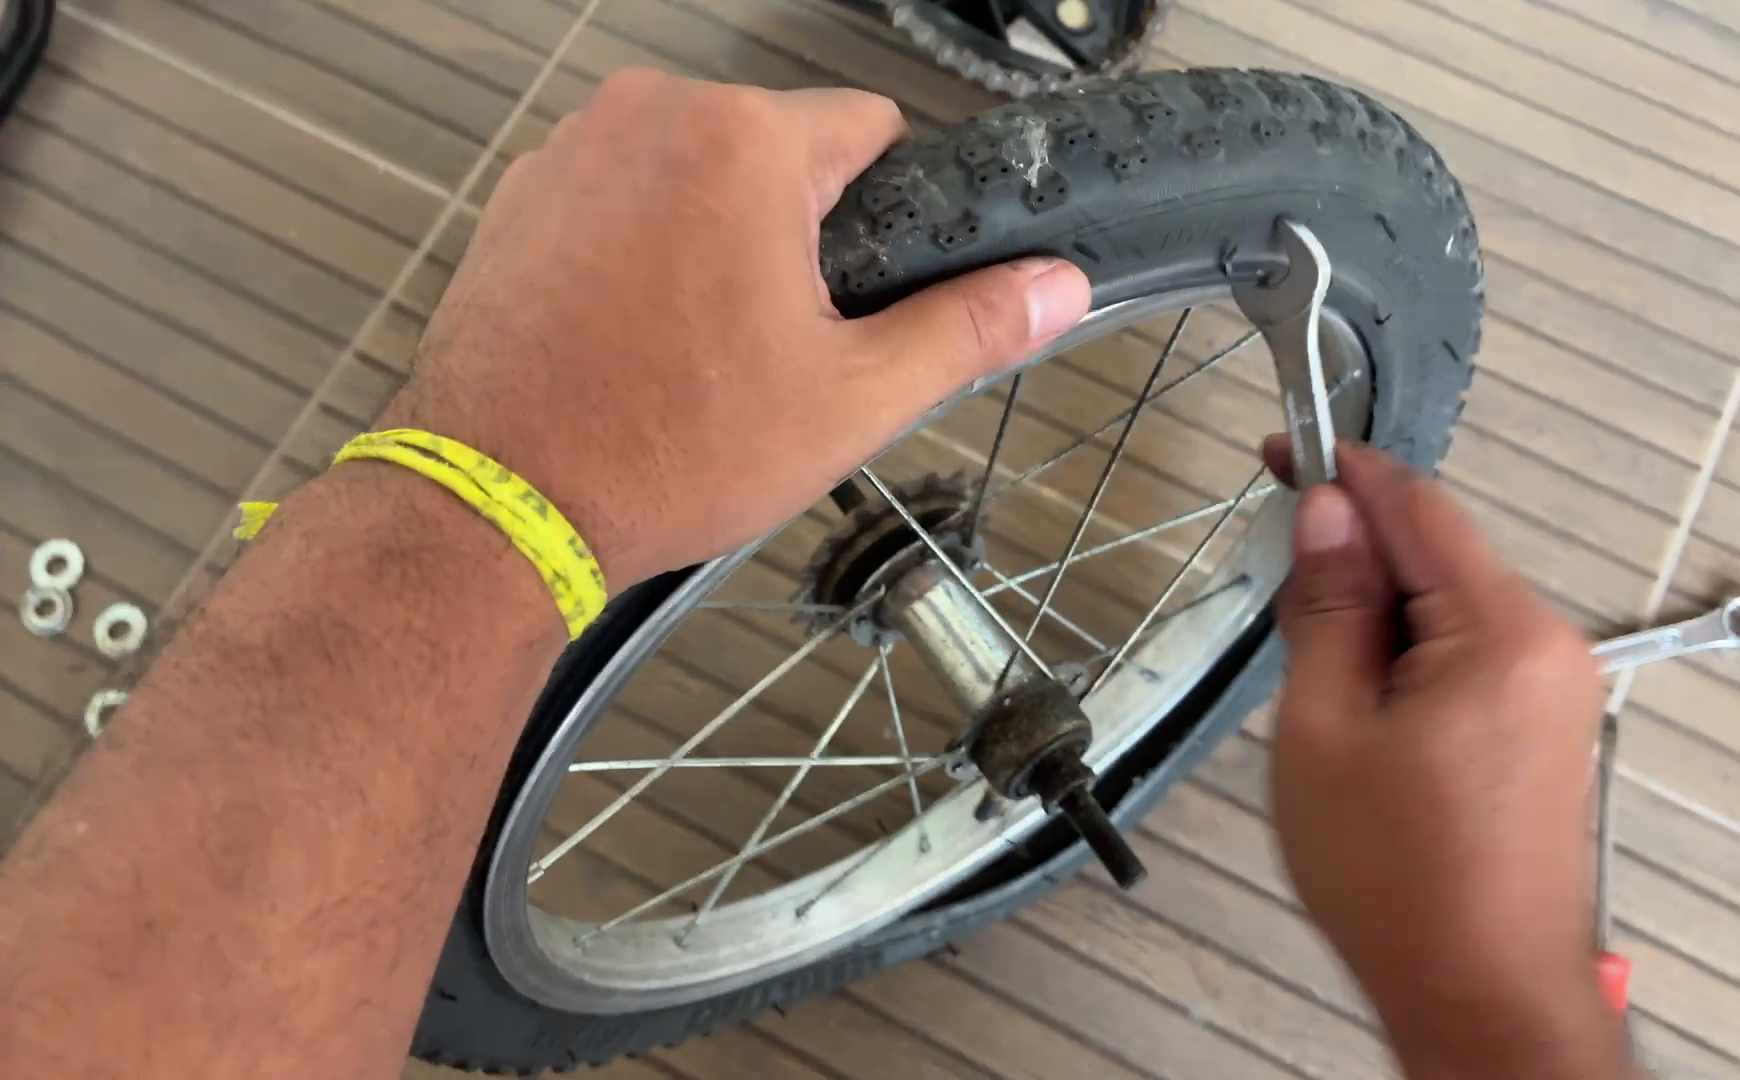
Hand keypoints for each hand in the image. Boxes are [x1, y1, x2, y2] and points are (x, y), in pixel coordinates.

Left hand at [381, 71, 1090, 592]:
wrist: (509, 499)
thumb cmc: (676, 450)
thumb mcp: (855, 399)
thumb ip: (966, 330)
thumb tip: (1056, 287)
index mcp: (745, 147)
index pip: (873, 131)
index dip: (893, 212)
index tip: (872, 284)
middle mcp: (652, 118)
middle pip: (786, 157)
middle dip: (809, 237)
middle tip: (792, 344)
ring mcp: (576, 152)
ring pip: (707, 179)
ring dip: (733, 246)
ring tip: (716, 352)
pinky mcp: (529, 198)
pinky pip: (635, 201)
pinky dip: (661, 252)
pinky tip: (654, 339)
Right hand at [1264, 441, 1628, 1077]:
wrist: (1477, 993)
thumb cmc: (1385, 863)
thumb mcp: (1323, 723)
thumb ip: (1326, 608)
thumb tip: (1323, 513)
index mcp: (1498, 635)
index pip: (1415, 511)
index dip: (1342, 470)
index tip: (1282, 445)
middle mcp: (1544, 645)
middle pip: (1431, 553)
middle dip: (1347, 544)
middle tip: (1273, 557)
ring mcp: (1549, 685)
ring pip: (1437, 600)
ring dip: (1364, 598)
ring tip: (1300, 641)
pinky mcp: (1535, 720)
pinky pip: (1455, 643)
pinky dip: (1393, 637)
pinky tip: (1346, 672)